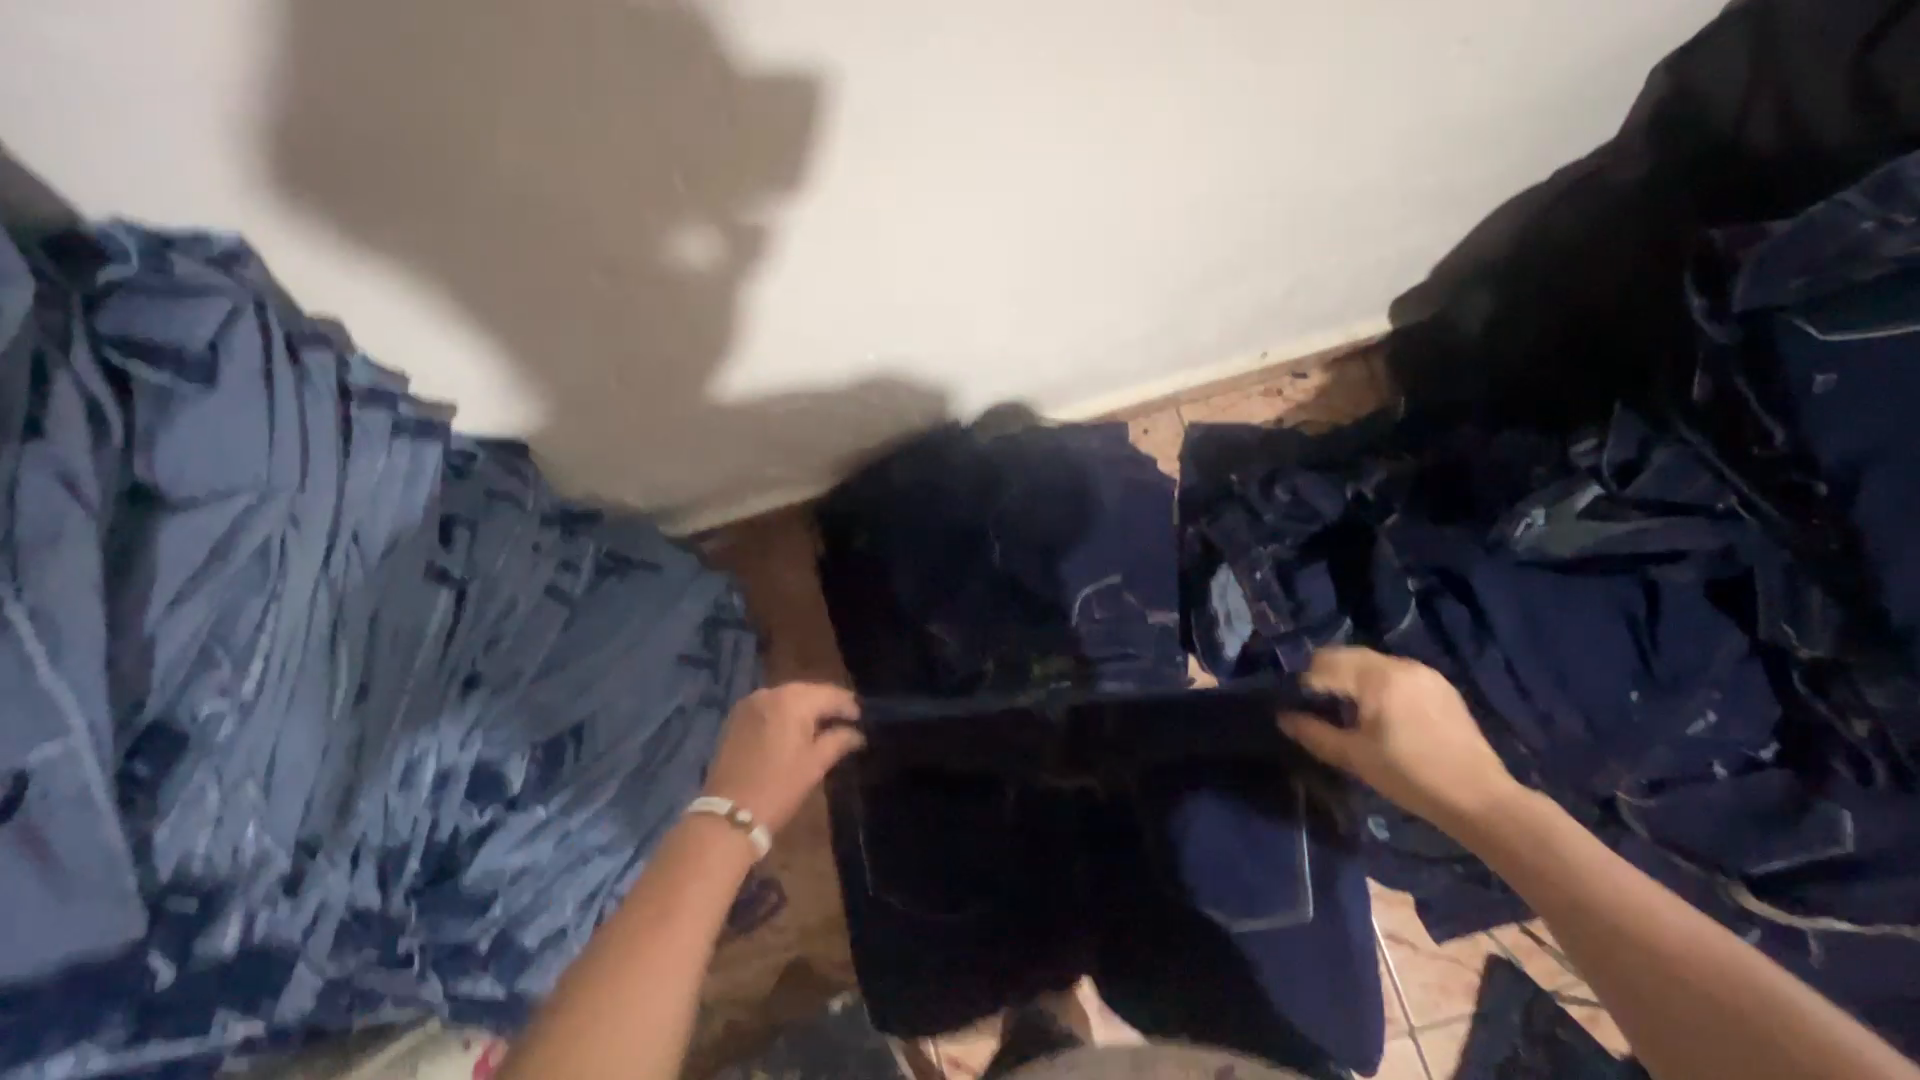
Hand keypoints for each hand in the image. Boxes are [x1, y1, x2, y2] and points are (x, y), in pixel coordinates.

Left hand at [701, 683, 863, 833]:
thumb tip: (857, 734)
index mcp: (792, 701)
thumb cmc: (779, 787)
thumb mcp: (815, 764)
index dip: (848, 705)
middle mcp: (769, 693)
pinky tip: (793, 727)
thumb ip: (838, 741)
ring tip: (822, 723)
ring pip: (786, 697)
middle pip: (806, 692)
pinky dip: (784, 713)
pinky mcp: (735, 718)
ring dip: (804, 707)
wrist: (730, 813)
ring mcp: (749, 704)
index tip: (861, 717)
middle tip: (845, 718)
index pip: (829, 694)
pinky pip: (768, 707)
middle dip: (826, 703)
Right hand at [1278, 647, 1522, 834]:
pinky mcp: (1441, 687)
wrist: (1478, 797)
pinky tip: (1380, 714)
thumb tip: (1282, 717)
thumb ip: (1313, 733)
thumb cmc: (1410, 776)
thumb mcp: (1354, 757)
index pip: (1325, 663)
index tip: (1297, 705)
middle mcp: (1401, 665)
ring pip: (1373, 664)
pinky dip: (1378, 685)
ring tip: (1347, 711)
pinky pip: (1397, 675)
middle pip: (1348, 656)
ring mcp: (1425, 674)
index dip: (1305, 682)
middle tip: (1317, 706)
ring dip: (1353, 679)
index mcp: (1378, 677)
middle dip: (1327, 676)